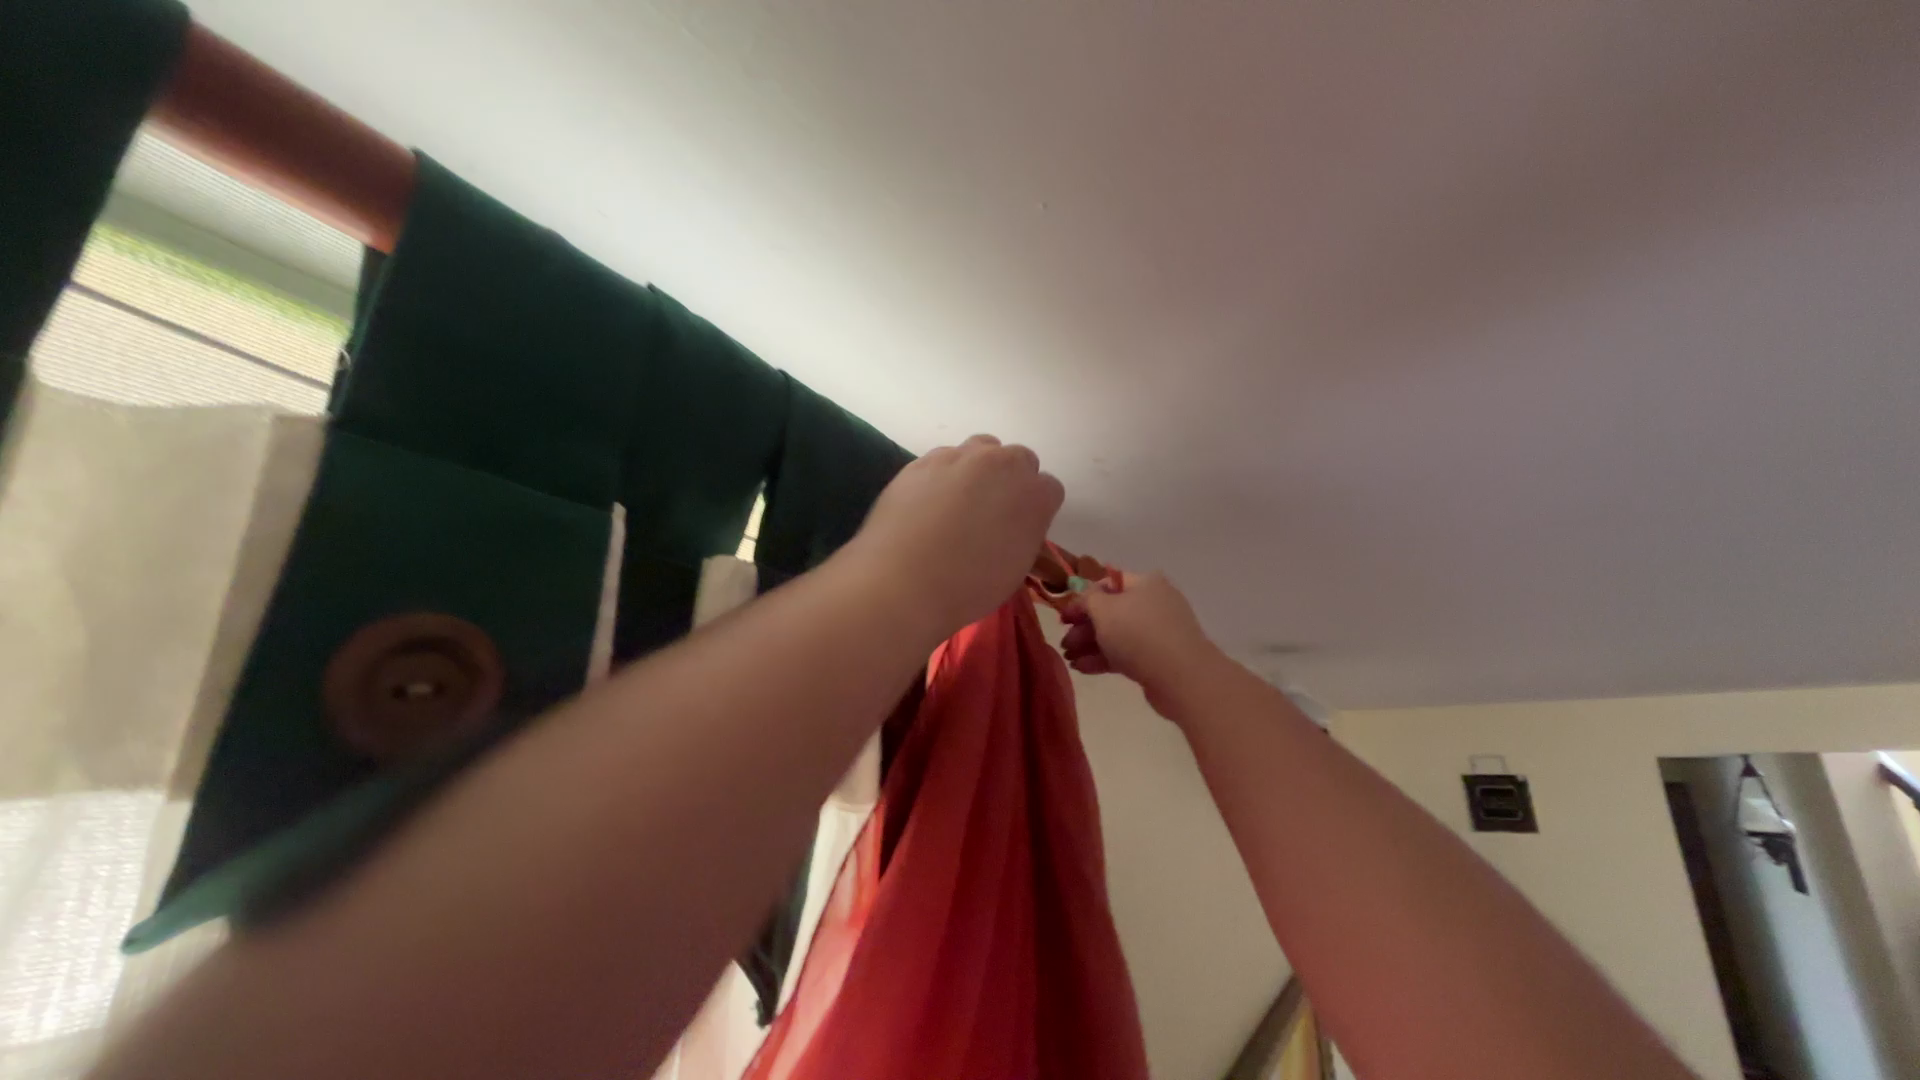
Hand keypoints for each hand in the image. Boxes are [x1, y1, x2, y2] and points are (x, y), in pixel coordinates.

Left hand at [840, 434, 1064, 640]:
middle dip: (1010, 480)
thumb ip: (1024, 533)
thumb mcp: (1015, 568)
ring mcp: (959, 457)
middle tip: (992, 513)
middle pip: (1018, 459)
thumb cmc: (968, 587)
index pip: (1049, 488)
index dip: (1035, 508)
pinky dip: (942, 476)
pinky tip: (929, 504)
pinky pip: (942, 460)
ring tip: (960, 502)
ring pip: (979, 449)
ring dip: (978, 469)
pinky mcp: (922, 461)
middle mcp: (1001, 464)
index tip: (1021, 527)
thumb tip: (1012, 525)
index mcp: (1034, 494)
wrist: (902, 583)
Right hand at [1060, 571, 1221, 718]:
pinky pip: (1126, 653)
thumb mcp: (1104, 610)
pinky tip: (1083, 669)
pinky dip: (1104, 658)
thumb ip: (1088, 599)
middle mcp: (1154, 603)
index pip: (1107, 583)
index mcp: (1145, 583)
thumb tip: (1085, 595)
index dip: (1082, 599)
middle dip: (1083, 627)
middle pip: (1111, 611)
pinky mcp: (1159, 658)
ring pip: (1117, 635)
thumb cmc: (1138, 634)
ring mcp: (1158, 632)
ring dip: (1090, 645)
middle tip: (1064, 643)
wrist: (1181, 677)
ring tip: (1069, 659)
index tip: (1063, 618)